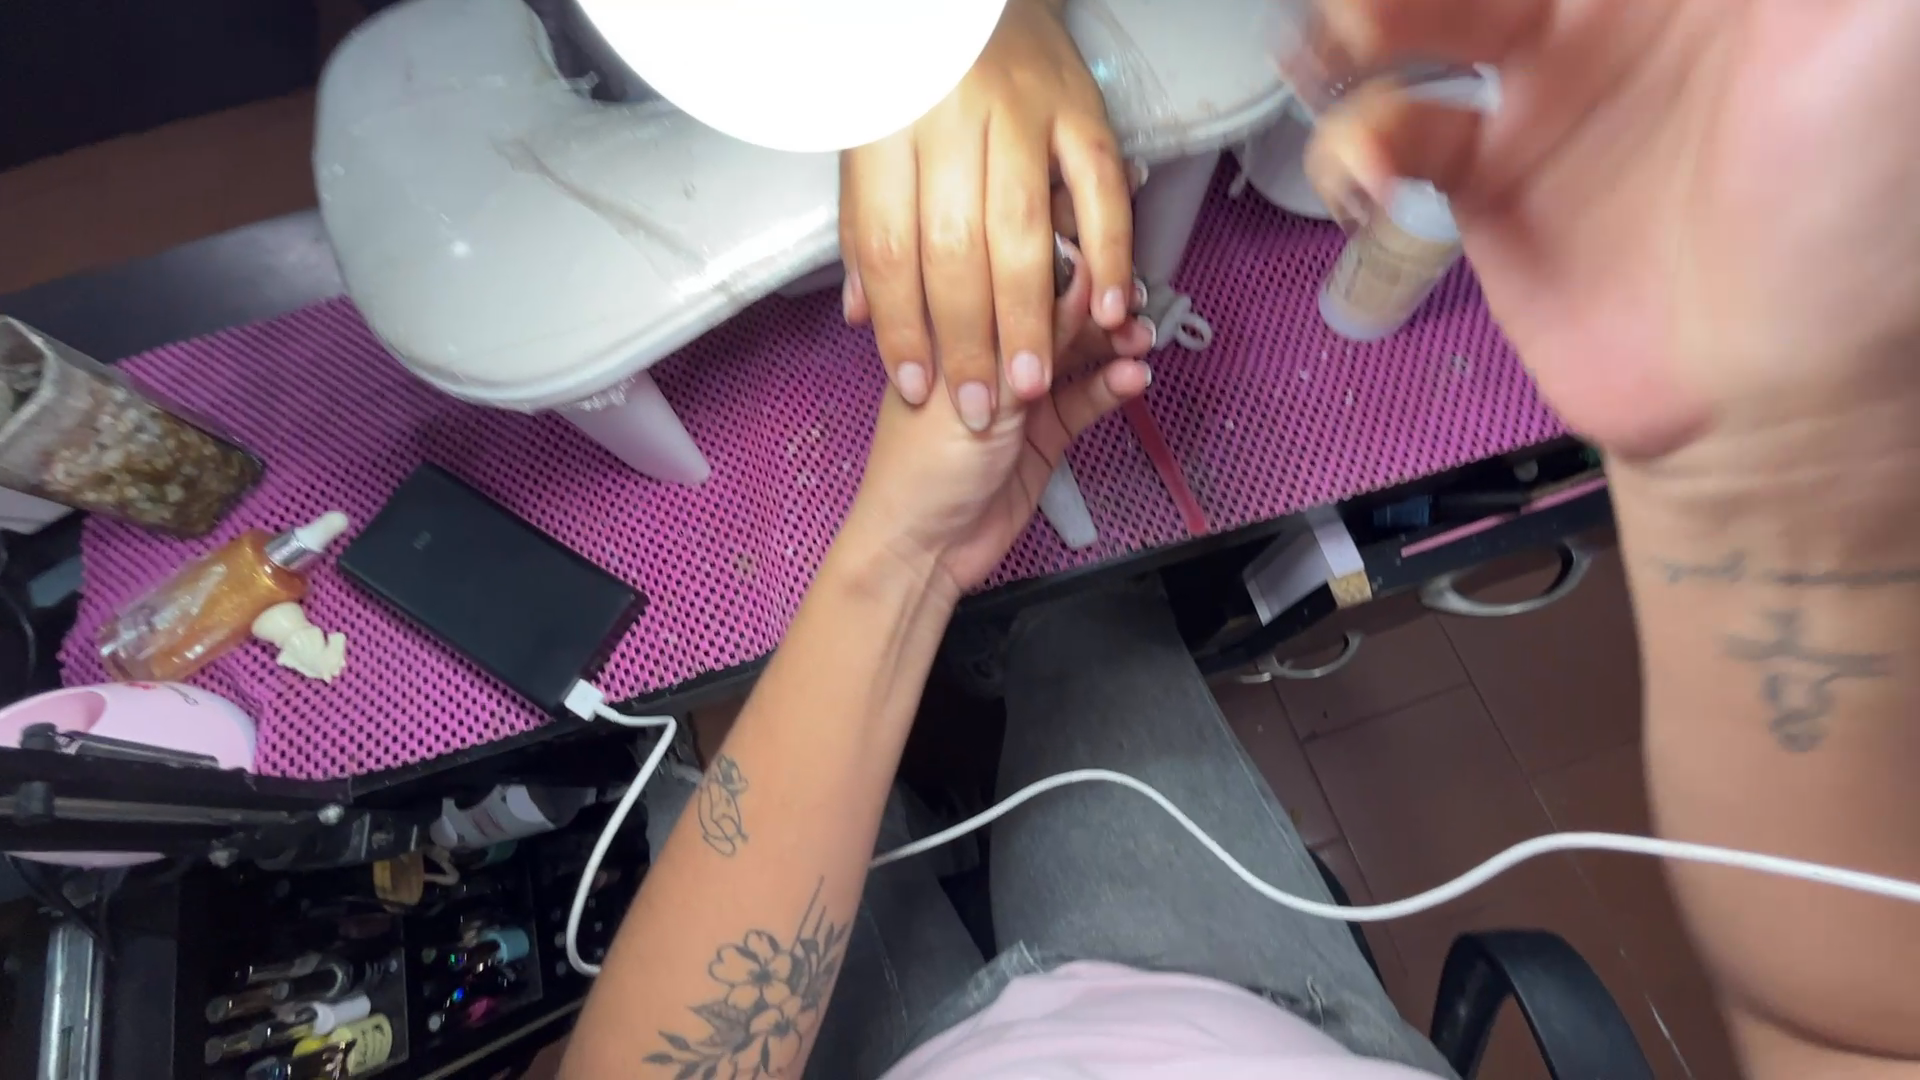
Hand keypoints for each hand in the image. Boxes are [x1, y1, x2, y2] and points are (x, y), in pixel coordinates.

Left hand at [839, 0, 1137, 432]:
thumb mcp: (865, 149)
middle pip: (956, 251)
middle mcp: (952, 119)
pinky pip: (1102, 191)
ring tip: (1030, 385)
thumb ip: (865, 234)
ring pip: (1024, 230)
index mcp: (886, 131)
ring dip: (1030, 318)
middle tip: (977, 408)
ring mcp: (1023, 111)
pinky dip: (1109, 254)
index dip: (901, 329)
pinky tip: (1106, 313)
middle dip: (966, 341)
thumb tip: (863, 317)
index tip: (915, 389)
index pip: (890, 250)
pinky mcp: (1082, 108)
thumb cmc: (910, 83)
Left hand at [845, 252, 1150, 593]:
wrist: (927, 549)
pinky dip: (1109, 386)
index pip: (1011, 275)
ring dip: (1110, 344)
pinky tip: (1132, 378)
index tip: (1102, 258)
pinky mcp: (1044, 431)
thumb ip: (1029, 339)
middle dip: (1095, 303)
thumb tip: (1077, 273)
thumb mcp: (978, 394)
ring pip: (1075, 354)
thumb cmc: (923, 469)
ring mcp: (1020, 392)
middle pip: (1052, 311)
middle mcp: (991, 352)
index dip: (1059, 263)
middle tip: (1132, 303)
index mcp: (955, 328)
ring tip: (1140, 341)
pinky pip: (1084, 399)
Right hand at [1302, 0, 1919, 479]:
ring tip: (1330, 58)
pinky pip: (1388, 142)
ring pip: (1411, 32)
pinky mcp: (1471, 182)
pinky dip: (1355, 153)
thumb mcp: (1875, 33)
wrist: (1760, 377)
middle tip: (1360, 11)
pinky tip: (1369, 184)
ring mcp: (1528, 98)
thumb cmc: (1868, 201)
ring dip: (1359, 36)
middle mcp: (1605, 9)